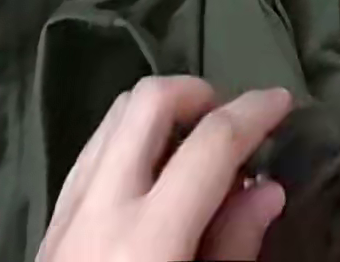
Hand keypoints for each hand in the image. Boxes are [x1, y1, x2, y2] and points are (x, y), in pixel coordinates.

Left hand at [38, 77, 293, 261]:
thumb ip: (234, 249)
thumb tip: (267, 187)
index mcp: (148, 238)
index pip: (210, 145)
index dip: (253, 113)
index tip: (282, 100)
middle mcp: (104, 201)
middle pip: (149, 101)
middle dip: (197, 93)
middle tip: (230, 119)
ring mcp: (72, 201)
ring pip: (118, 111)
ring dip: (163, 109)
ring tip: (197, 140)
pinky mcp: (56, 210)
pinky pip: (98, 142)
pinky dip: (133, 132)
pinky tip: (156, 164)